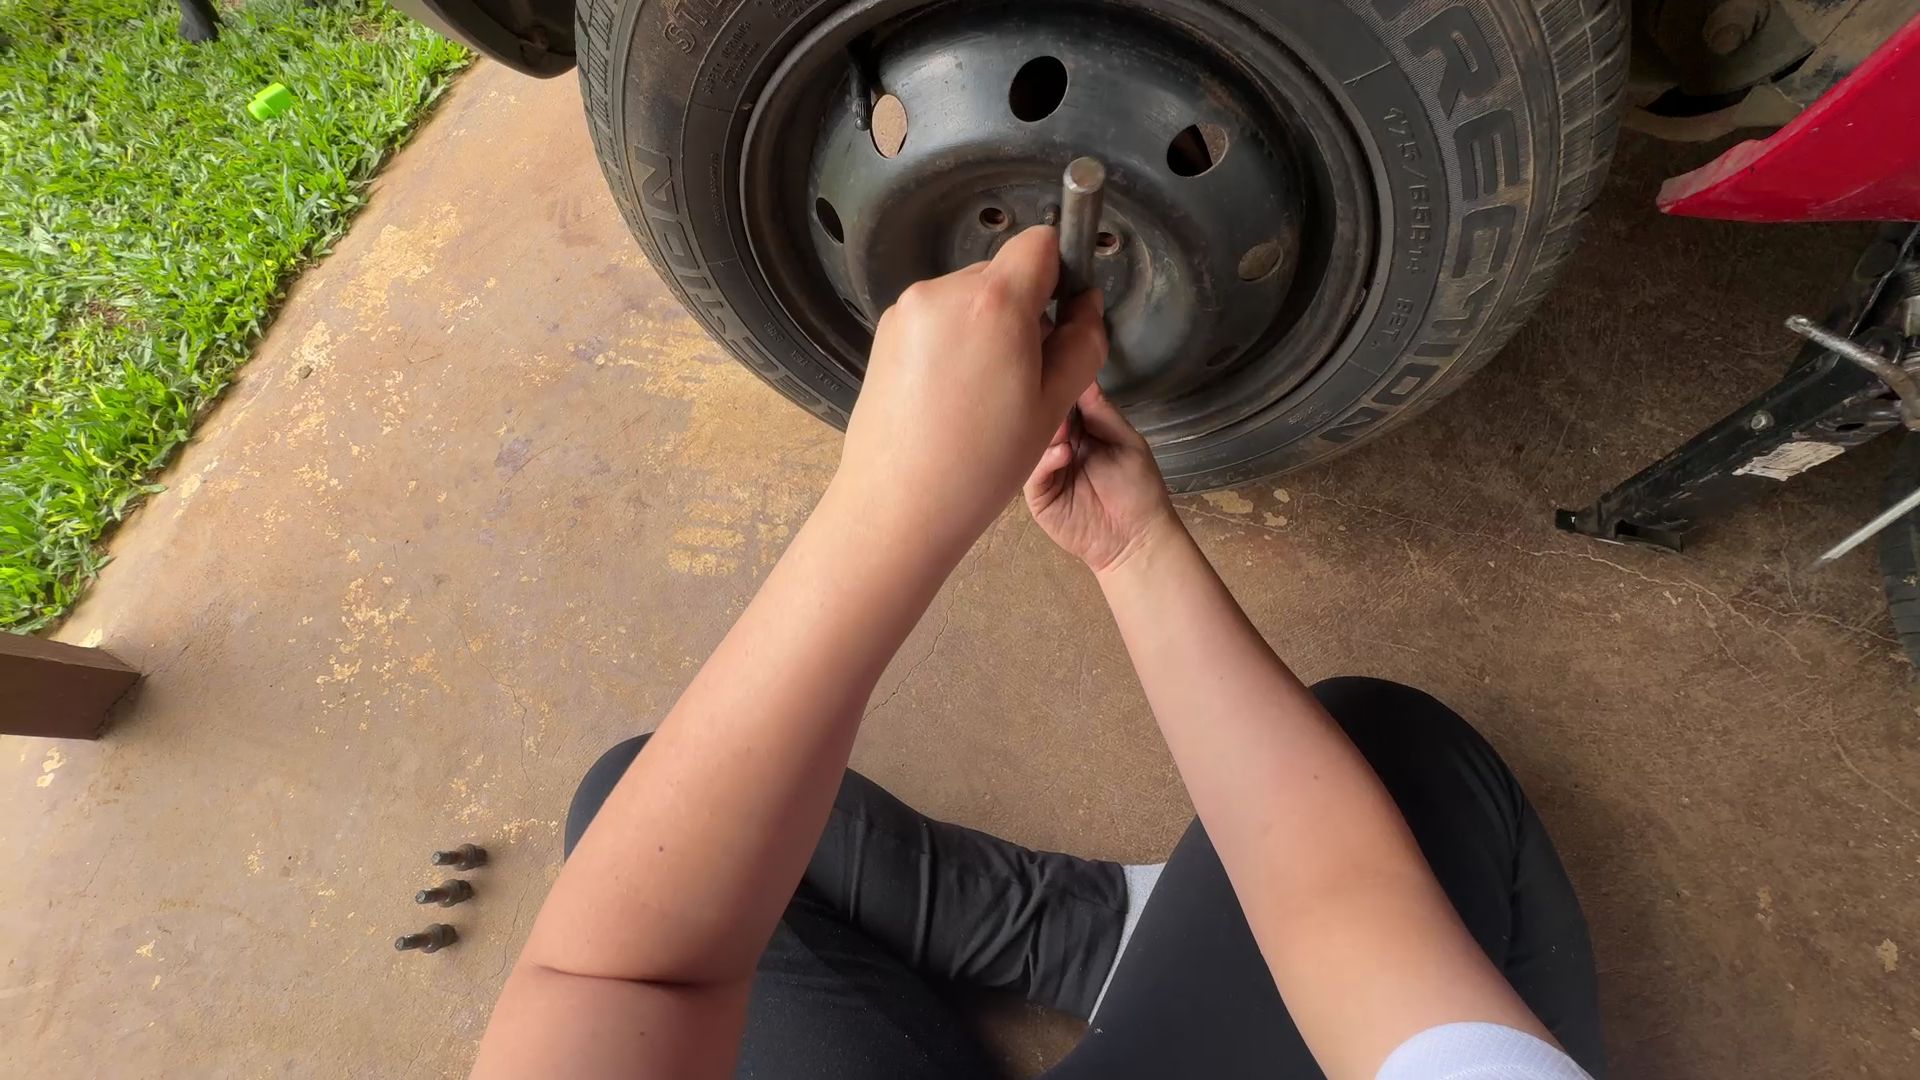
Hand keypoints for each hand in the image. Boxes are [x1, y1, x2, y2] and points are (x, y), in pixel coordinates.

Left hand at [834, 226, 1107, 553]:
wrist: (899, 506)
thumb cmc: (977, 466)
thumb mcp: (1053, 406)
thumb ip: (1084, 343)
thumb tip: (1087, 306)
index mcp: (993, 303)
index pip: (1041, 243)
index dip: (1060, 275)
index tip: (1060, 315)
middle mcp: (943, 292)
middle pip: (1003, 274)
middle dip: (1021, 312)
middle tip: (1020, 377)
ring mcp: (907, 312)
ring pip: (968, 298)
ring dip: (984, 329)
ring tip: (980, 394)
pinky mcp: (885, 334)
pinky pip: (936, 319)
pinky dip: (952, 343)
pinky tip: (950, 394)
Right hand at [1024, 382, 1178, 574]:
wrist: (1136, 537)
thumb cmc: (1138, 490)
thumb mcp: (1127, 442)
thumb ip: (1103, 413)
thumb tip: (1085, 377)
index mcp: (1080, 431)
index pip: (1064, 403)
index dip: (1063, 387)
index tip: (1064, 369)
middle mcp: (1059, 447)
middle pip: (1044, 420)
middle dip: (1051, 408)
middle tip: (1058, 398)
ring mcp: (1046, 472)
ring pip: (1032, 445)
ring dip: (1046, 433)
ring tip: (1063, 429)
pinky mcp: (1039, 497)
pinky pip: (1033, 475)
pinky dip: (1045, 462)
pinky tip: (1063, 455)